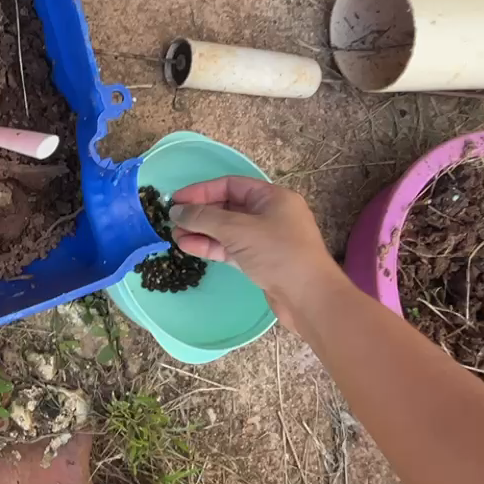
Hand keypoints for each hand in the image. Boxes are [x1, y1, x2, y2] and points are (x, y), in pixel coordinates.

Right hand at [168, 176, 346, 326]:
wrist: (310, 298)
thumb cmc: (278, 253)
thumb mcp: (237, 229)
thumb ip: (203, 217)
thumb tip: (176, 211)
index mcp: (272, 198)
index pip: (230, 185)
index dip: (201, 190)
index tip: (176, 200)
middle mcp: (270, 214)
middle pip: (226, 207)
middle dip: (199, 214)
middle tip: (173, 220)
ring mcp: (265, 239)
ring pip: (226, 229)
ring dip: (201, 231)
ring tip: (175, 236)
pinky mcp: (260, 260)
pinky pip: (230, 247)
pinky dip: (210, 246)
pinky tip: (188, 247)